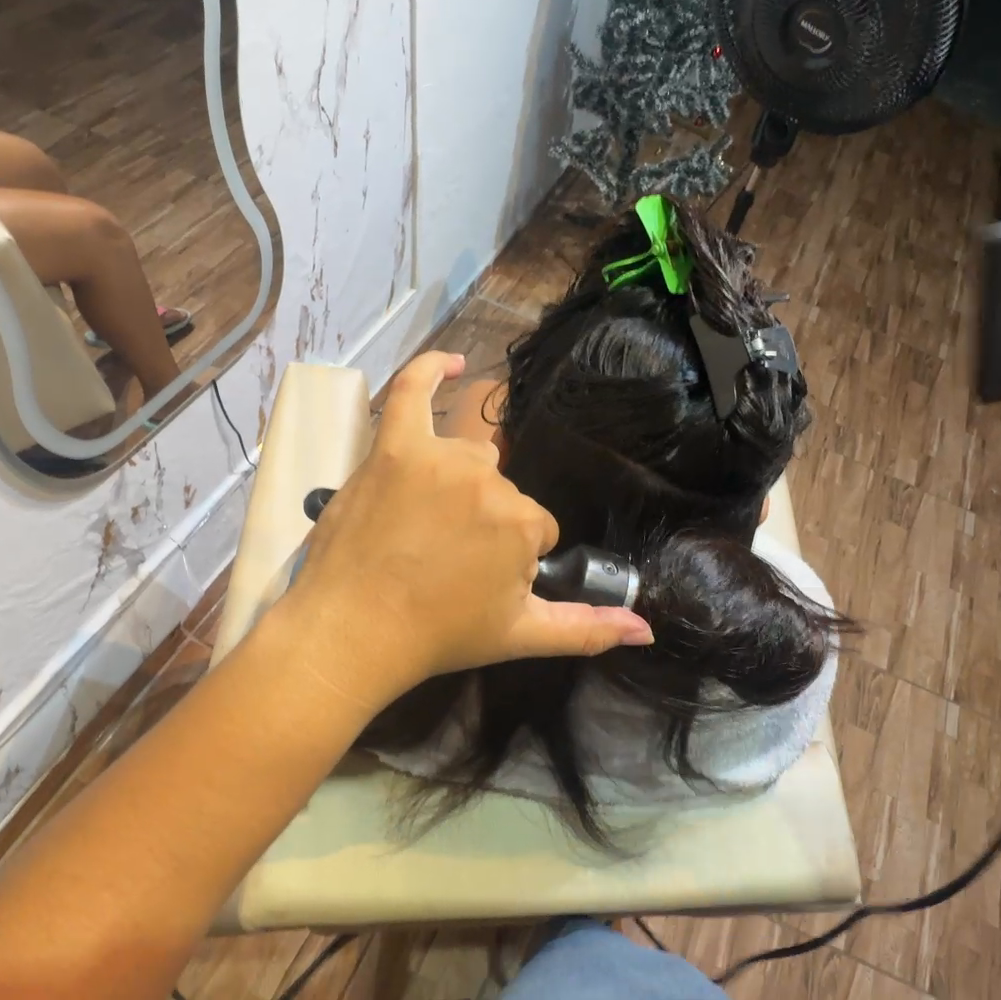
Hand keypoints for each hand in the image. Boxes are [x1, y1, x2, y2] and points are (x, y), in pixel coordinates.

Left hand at [282, 352, 651, 706]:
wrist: (352, 632)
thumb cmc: (439, 636)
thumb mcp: (521, 636)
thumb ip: (587, 629)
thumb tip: (648, 630)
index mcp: (522, 521)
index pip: (536, 528)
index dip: (512, 559)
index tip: (478, 584)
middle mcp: (487, 480)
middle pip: (504, 493)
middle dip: (486, 527)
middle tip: (447, 565)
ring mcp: (438, 458)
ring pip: (470, 459)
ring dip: (460, 488)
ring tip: (426, 529)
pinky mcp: (394, 447)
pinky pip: (412, 391)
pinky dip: (430, 371)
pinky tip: (452, 362)